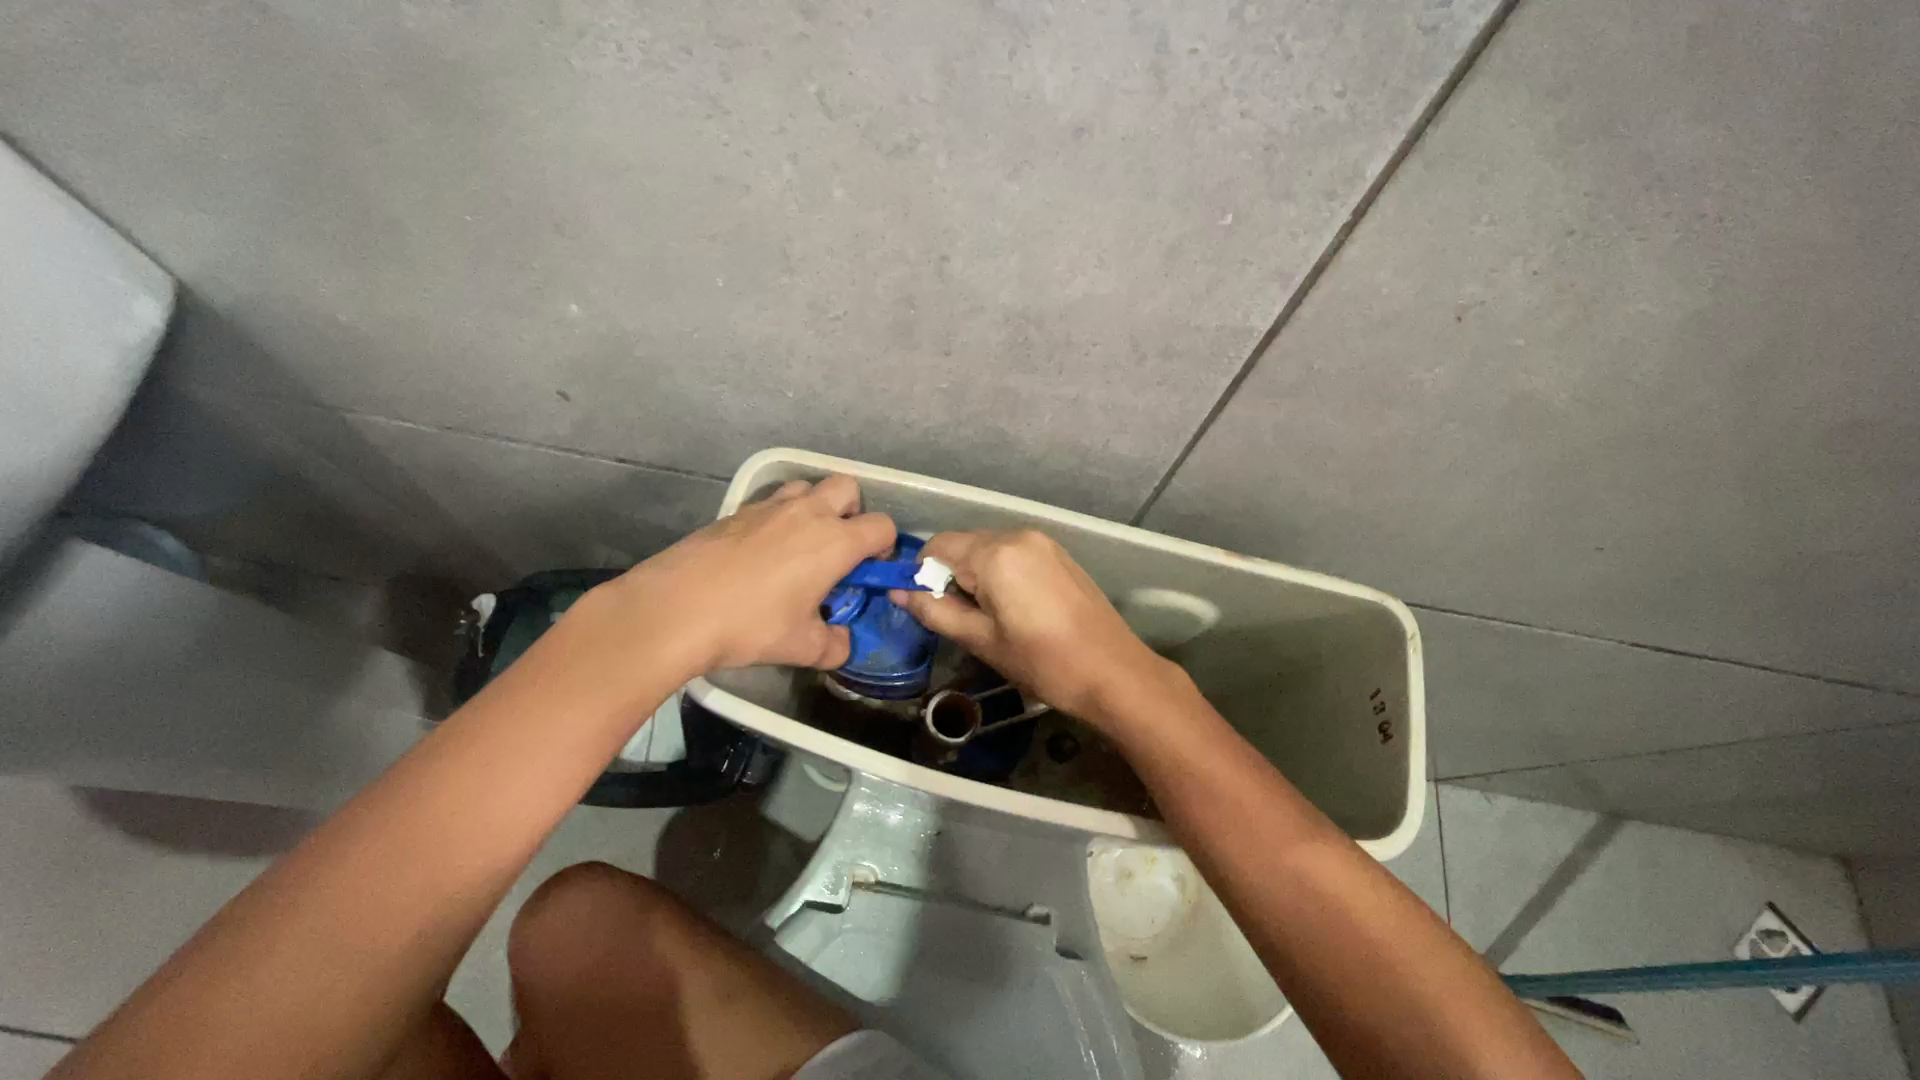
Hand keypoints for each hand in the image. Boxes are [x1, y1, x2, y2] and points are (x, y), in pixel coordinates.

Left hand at [578, 475, 895, 677]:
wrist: (676, 609)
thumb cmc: (750, 626)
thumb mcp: (801, 648)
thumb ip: (834, 645)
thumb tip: (842, 643)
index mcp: (834, 541)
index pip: (881, 525)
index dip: (884, 547)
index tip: (870, 571)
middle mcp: (806, 513)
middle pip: (847, 488)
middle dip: (852, 512)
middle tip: (838, 550)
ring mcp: (767, 508)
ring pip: (806, 487)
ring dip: (814, 508)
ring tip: (800, 546)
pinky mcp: (735, 512)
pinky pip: (769, 504)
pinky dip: (777, 520)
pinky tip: (761, 555)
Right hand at [889, 529, 1175, 726]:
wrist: (1113, 672)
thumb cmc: (1044, 663)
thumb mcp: (981, 641)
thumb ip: (936, 611)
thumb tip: (898, 593)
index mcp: (995, 554)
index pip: (936, 548)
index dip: (922, 577)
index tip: (929, 610)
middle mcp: (1017, 535)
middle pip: (962, 546)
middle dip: (952, 578)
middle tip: (963, 622)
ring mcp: (1042, 542)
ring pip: (987, 550)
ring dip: (976, 578)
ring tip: (991, 620)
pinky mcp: (1058, 554)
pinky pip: (1013, 555)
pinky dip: (1001, 575)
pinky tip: (1015, 611)